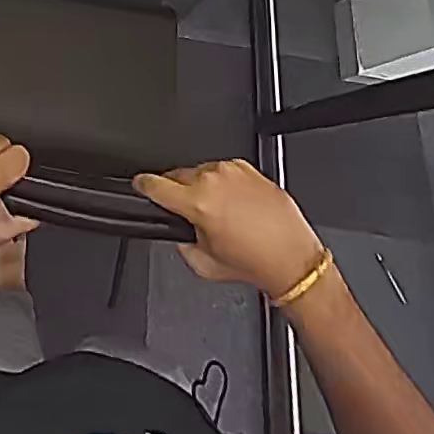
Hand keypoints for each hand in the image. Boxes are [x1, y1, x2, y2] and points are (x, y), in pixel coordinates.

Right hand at [135, 159, 325, 296]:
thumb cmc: (255, 262)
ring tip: (220, 213)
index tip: (140, 184)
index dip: (142, 185)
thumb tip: (177, 230)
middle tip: (193, 214)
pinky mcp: (250, 169)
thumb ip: (180, 242)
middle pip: (177, 175)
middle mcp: (214, 181)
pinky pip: (225, 171)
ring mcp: (233, 172)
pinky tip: (235, 206)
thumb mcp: (202, 264)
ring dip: (202, 187)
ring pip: (201, 172)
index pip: (155, 184)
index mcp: (197, 203)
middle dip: (178, 192)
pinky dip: (224, 184)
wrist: (293, 258)